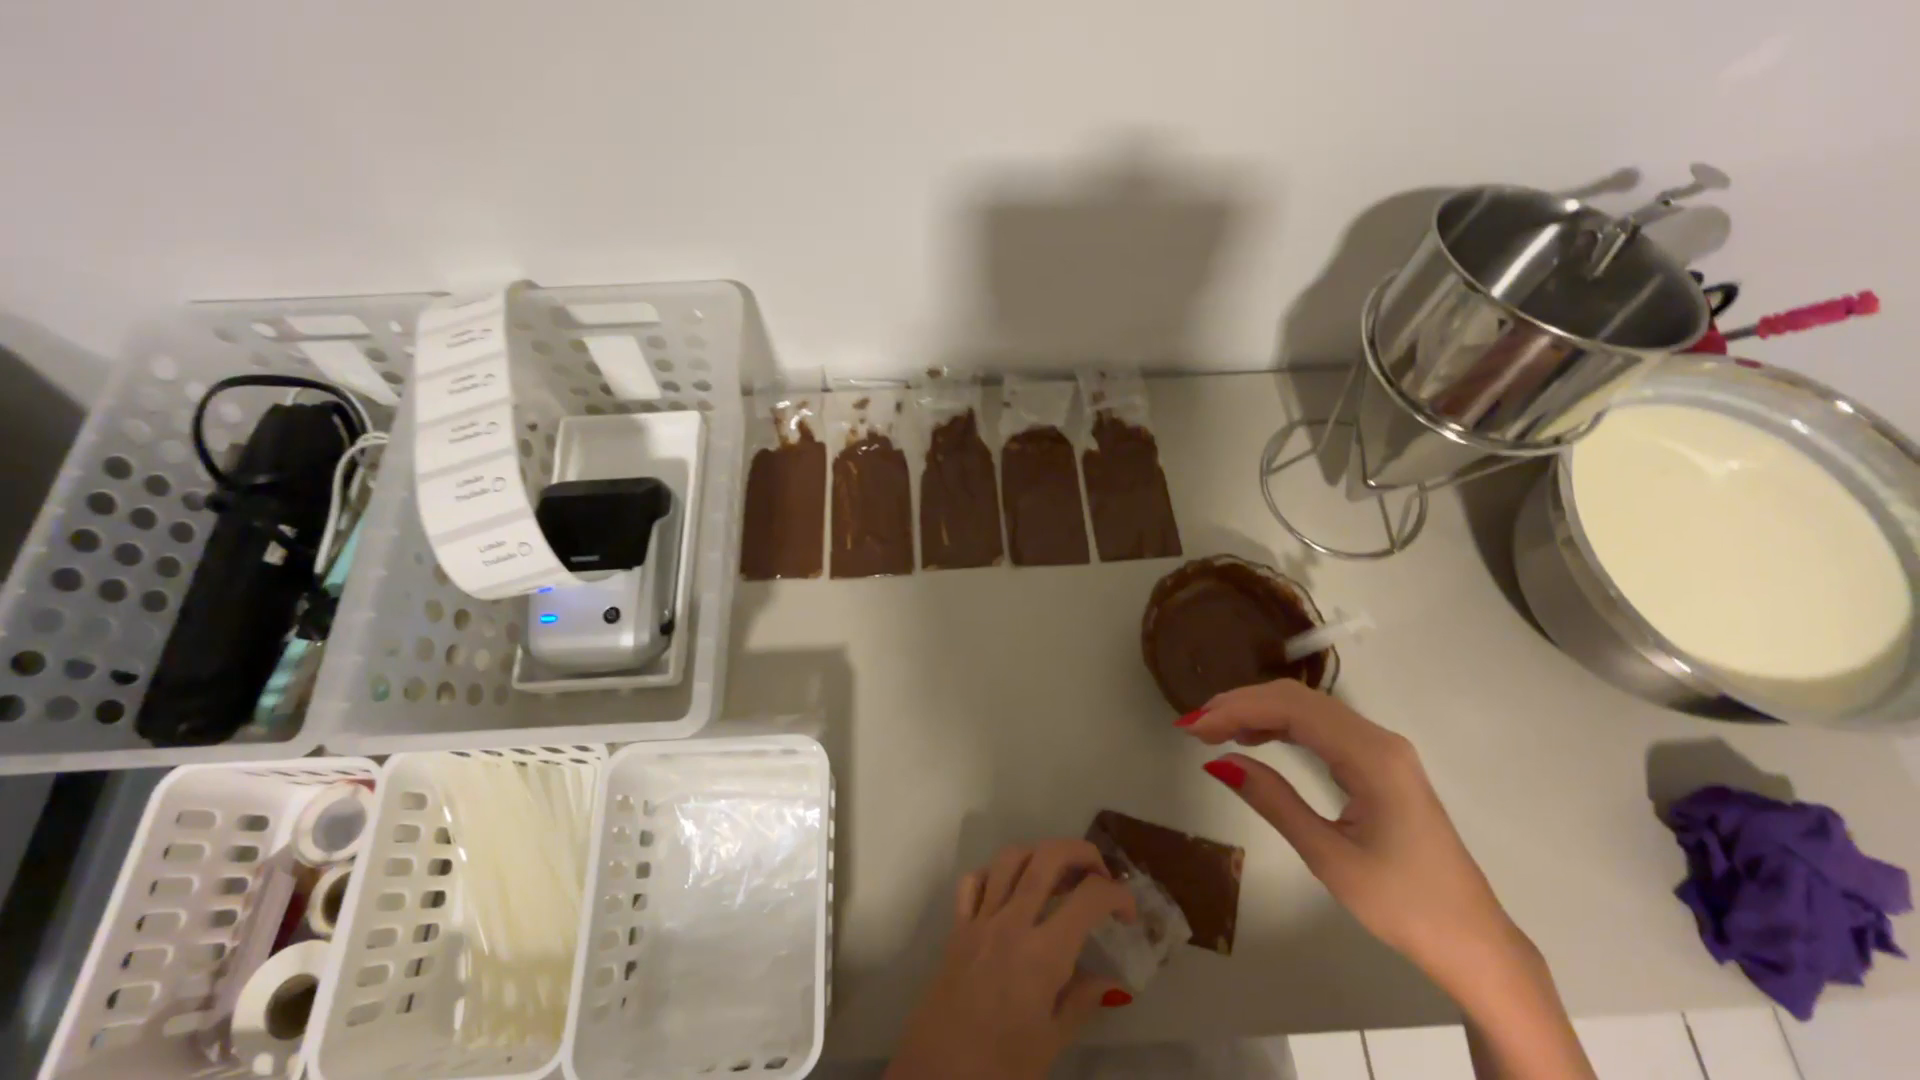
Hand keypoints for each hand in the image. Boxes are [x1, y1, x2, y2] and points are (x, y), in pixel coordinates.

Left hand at [885, 839, 1138, 1079]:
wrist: (934, 1075)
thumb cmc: (999, 1066)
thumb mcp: (1052, 1041)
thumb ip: (1082, 1001)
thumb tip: (1111, 982)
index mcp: (1043, 953)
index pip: (1090, 897)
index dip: (1119, 895)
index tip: (1128, 915)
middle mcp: (1011, 923)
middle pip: (1048, 856)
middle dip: (1083, 853)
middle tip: (1100, 875)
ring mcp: (979, 921)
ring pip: (1010, 858)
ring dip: (1041, 854)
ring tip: (1059, 876)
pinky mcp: (955, 929)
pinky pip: (973, 881)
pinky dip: (995, 874)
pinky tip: (1009, 891)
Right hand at [1177, 679, 1524, 988]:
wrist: (1472, 940)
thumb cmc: (1403, 905)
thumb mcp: (1329, 857)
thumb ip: (1274, 802)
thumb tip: (1219, 763)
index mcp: (1372, 757)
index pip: (1292, 709)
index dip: (1237, 709)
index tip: (1192, 728)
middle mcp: (1380, 740)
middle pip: (1300, 699)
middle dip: (1242, 704)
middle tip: (1194, 727)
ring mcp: (1384, 751)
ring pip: (1311, 710)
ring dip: (1260, 712)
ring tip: (1213, 731)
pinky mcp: (1381, 766)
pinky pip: (1324, 730)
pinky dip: (1284, 727)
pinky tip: (1255, 739)